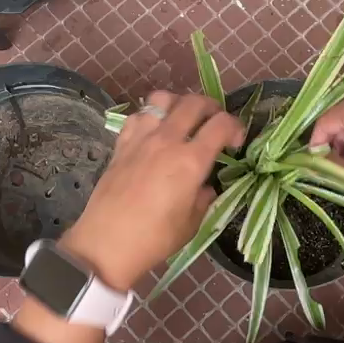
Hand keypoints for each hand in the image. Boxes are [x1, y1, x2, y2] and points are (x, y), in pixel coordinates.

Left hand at [58, 90, 244, 290]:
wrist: (107, 243)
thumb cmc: (155, 238)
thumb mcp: (192, 223)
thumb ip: (204, 198)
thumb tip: (205, 186)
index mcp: (191, 161)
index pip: (221, 125)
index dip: (235, 127)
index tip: (236, 142)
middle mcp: (167, 141)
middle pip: (193, 102)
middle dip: (212, 107)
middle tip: (215, 123)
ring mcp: (141, 139)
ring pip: (162, 99)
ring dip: (179, 103)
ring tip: (183, 119)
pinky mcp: (121, 145)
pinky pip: (138, 115)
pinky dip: (151, 115)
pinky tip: (154, 132)